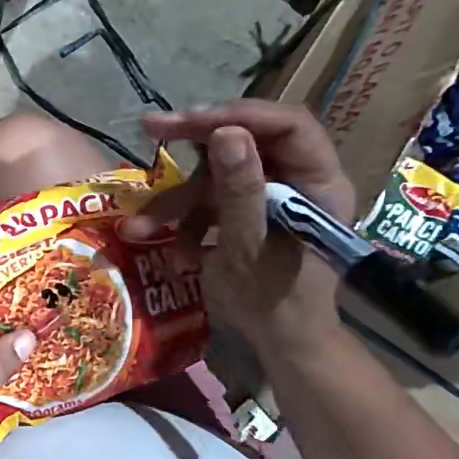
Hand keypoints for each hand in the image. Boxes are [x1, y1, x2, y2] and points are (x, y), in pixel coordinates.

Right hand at [123, 101, 354, 351]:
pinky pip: (211, 200)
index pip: (287, 125)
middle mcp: (297, 178)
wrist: (280, 343)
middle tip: (152, 128)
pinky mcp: (247, 211)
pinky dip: (186, 222)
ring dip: (177, 201)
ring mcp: (269, 194)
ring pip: (218, 174)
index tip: (188, 120)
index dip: (238, 115)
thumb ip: (240, 190)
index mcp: (319, 181)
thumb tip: (225, 132)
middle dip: (195, 142)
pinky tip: (175, 253)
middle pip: (247, 139)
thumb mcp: (250, 247)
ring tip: (139, 228)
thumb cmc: (276, 301)